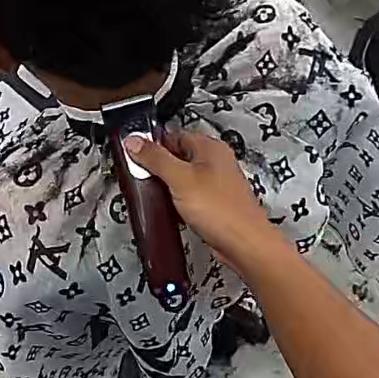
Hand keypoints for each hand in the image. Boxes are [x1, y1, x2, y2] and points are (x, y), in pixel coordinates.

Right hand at [127, 132, 281, 265]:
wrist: (243, 243)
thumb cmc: (223, 210)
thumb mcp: (179, 178)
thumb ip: (155, 158)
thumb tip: (135, 142)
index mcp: (210, 148)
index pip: (174, 134)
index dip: (153, 144)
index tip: (136, 154)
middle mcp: (216, 163)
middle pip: (178, 157)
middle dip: (160, 169)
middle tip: (146, 178)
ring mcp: (217, 184)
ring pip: (184, 179)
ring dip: (169, 188)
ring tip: (160, 197)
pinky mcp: (215, 204)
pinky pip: (191, 198)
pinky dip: (179, 203)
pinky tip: (174, 212)